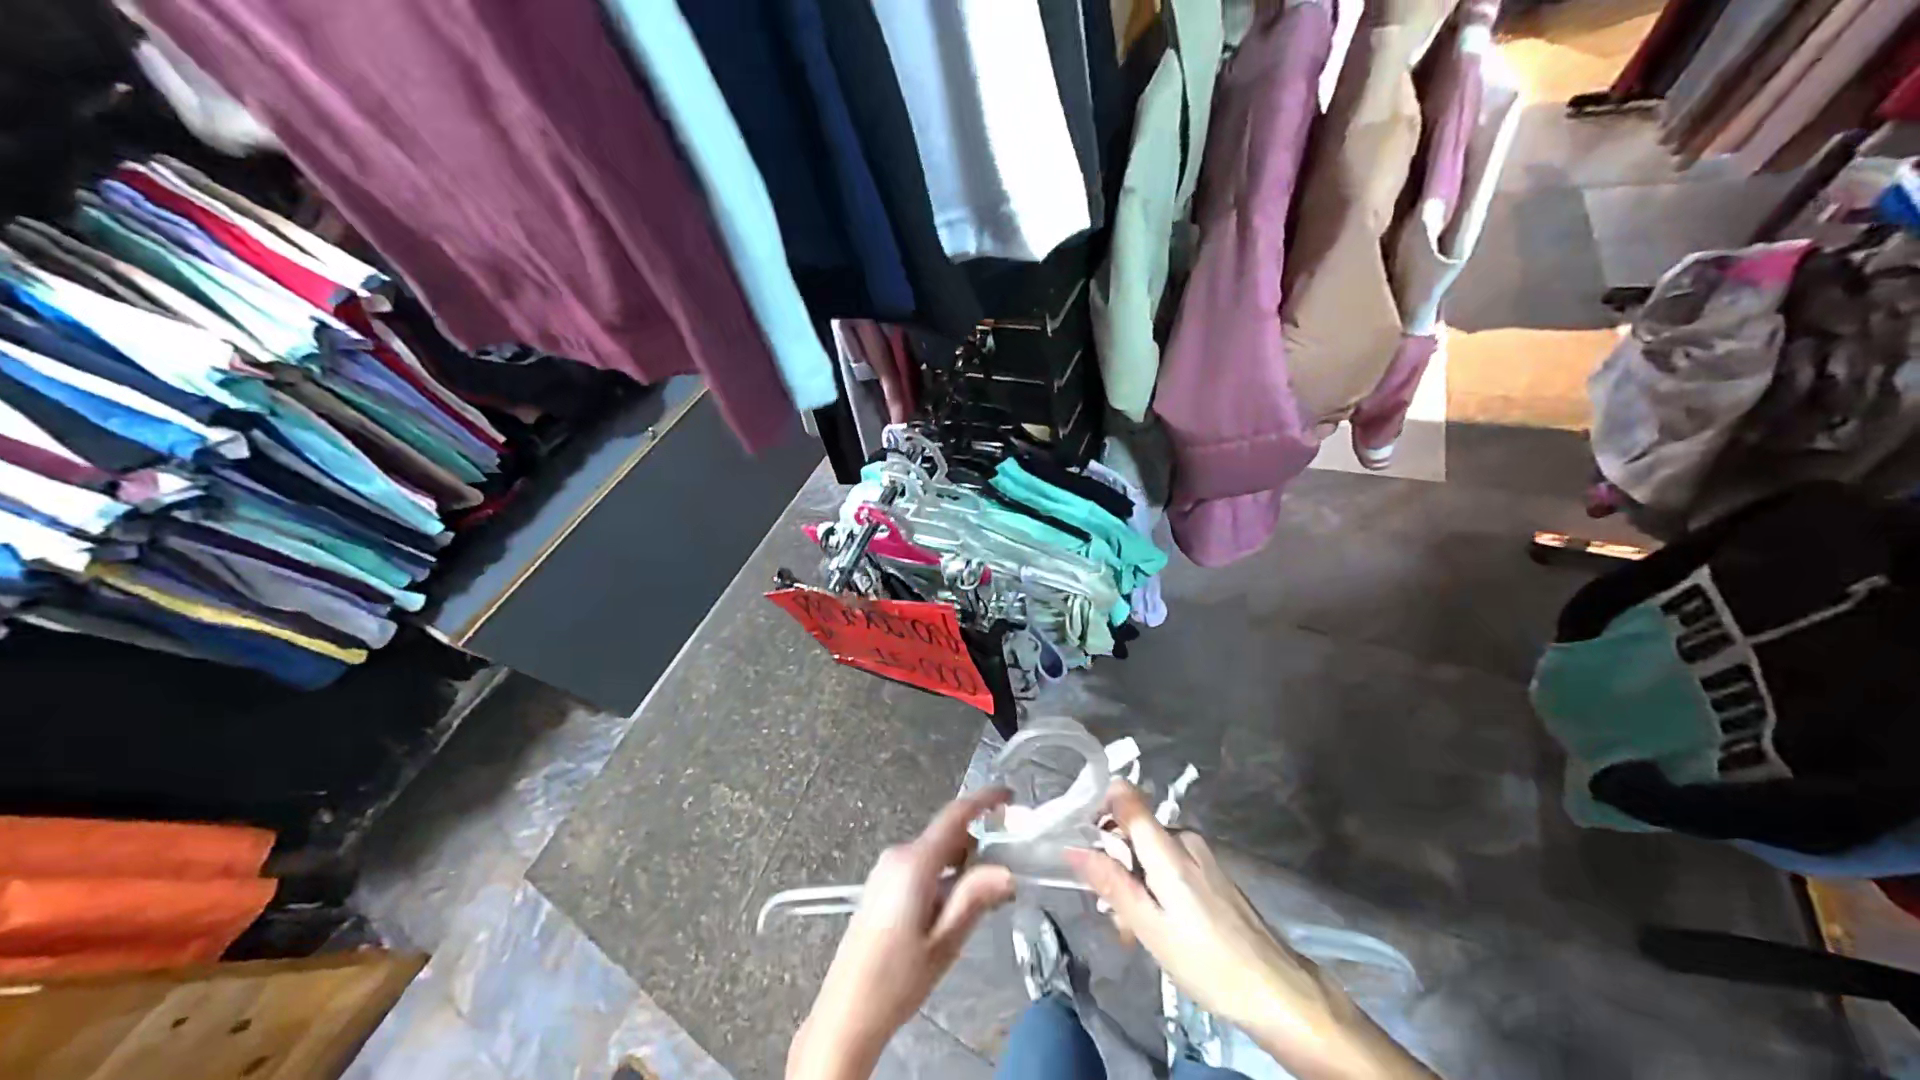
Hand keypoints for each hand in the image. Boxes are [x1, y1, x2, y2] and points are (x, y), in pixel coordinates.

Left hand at [788, 787, 1015, 1079]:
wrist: (846, 1014)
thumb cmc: (897, 980)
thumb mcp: (945, 942)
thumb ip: (975, 898)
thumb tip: (1007, 869)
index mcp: (914, 863)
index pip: (955, 815)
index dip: (985, 800)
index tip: (1011, 795)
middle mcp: (897, 856)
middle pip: (947, 835)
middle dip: (979, 845)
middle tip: (1008, 871)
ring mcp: (885, 870)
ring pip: (935, 853)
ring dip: (961, 865)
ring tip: (984, 900)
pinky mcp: (880, 887)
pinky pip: (921, 867)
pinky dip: (943, 876)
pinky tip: (951, 910)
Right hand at [1066, 781, 1435, 1079]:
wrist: (1278, 992)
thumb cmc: (1208, 962)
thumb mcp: (1150, 928)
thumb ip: (1112, 883)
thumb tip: (1073, 847)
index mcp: (1168, 848)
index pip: (1126, 798)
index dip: (1099, 806)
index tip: (1082, 836)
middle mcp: (1186, 839)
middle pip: (1135, 831)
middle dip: (1115, 862)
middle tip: (1113, 913)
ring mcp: (1202, 855)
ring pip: (1151, 852)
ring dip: (1135, 881)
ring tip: (1137, 931)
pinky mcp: (1213, 873)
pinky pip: (1172, 865)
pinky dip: (1157, 887)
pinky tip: (1161, 926)